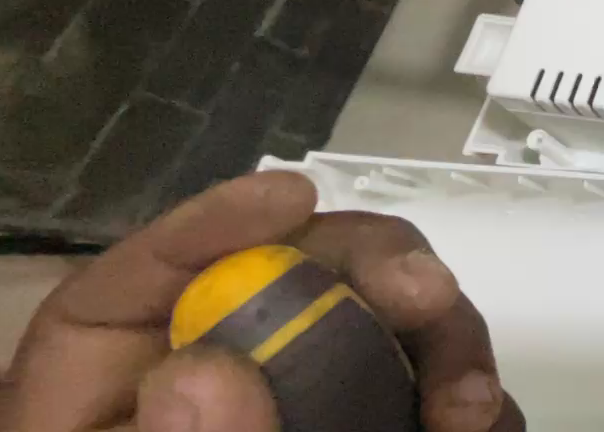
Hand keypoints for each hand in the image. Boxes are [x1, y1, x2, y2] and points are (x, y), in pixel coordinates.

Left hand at [0, 172, 522, 431]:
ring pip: (397, 309)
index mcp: (124, 387)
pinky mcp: (383, 407)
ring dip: (448, 340)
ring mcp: (323, 381)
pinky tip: (479, 420)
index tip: (292, 193)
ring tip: (469, 407)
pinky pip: (437, 371)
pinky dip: (469, 385)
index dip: (214, 223)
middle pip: (312, 266)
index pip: (146, 283)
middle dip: (384, 264)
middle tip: (429, 295)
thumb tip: (204, 373)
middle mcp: (236, 362)